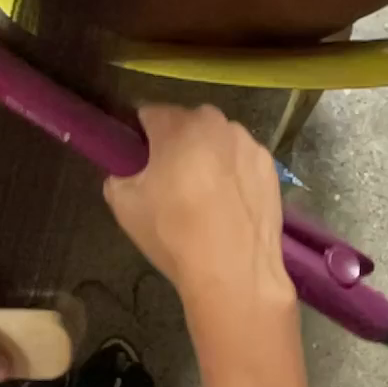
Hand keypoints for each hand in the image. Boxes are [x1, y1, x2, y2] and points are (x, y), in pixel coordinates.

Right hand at [102, 105, 290, 303]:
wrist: (234, 273)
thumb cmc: (174, 233)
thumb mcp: (124, 204)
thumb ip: (118, 174)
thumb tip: (126, 171)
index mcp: (178, 124)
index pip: (149, 113)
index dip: (140, 135)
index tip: (138, 159)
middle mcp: (216, 123)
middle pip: (186, 123)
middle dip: (175, 143)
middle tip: (168, 181)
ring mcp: (248, 143)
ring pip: (216, 140)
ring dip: (207, 156)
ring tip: (203, 198)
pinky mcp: (270, 166)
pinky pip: (241, 160)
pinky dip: (233, 173)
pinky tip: (229, 205)